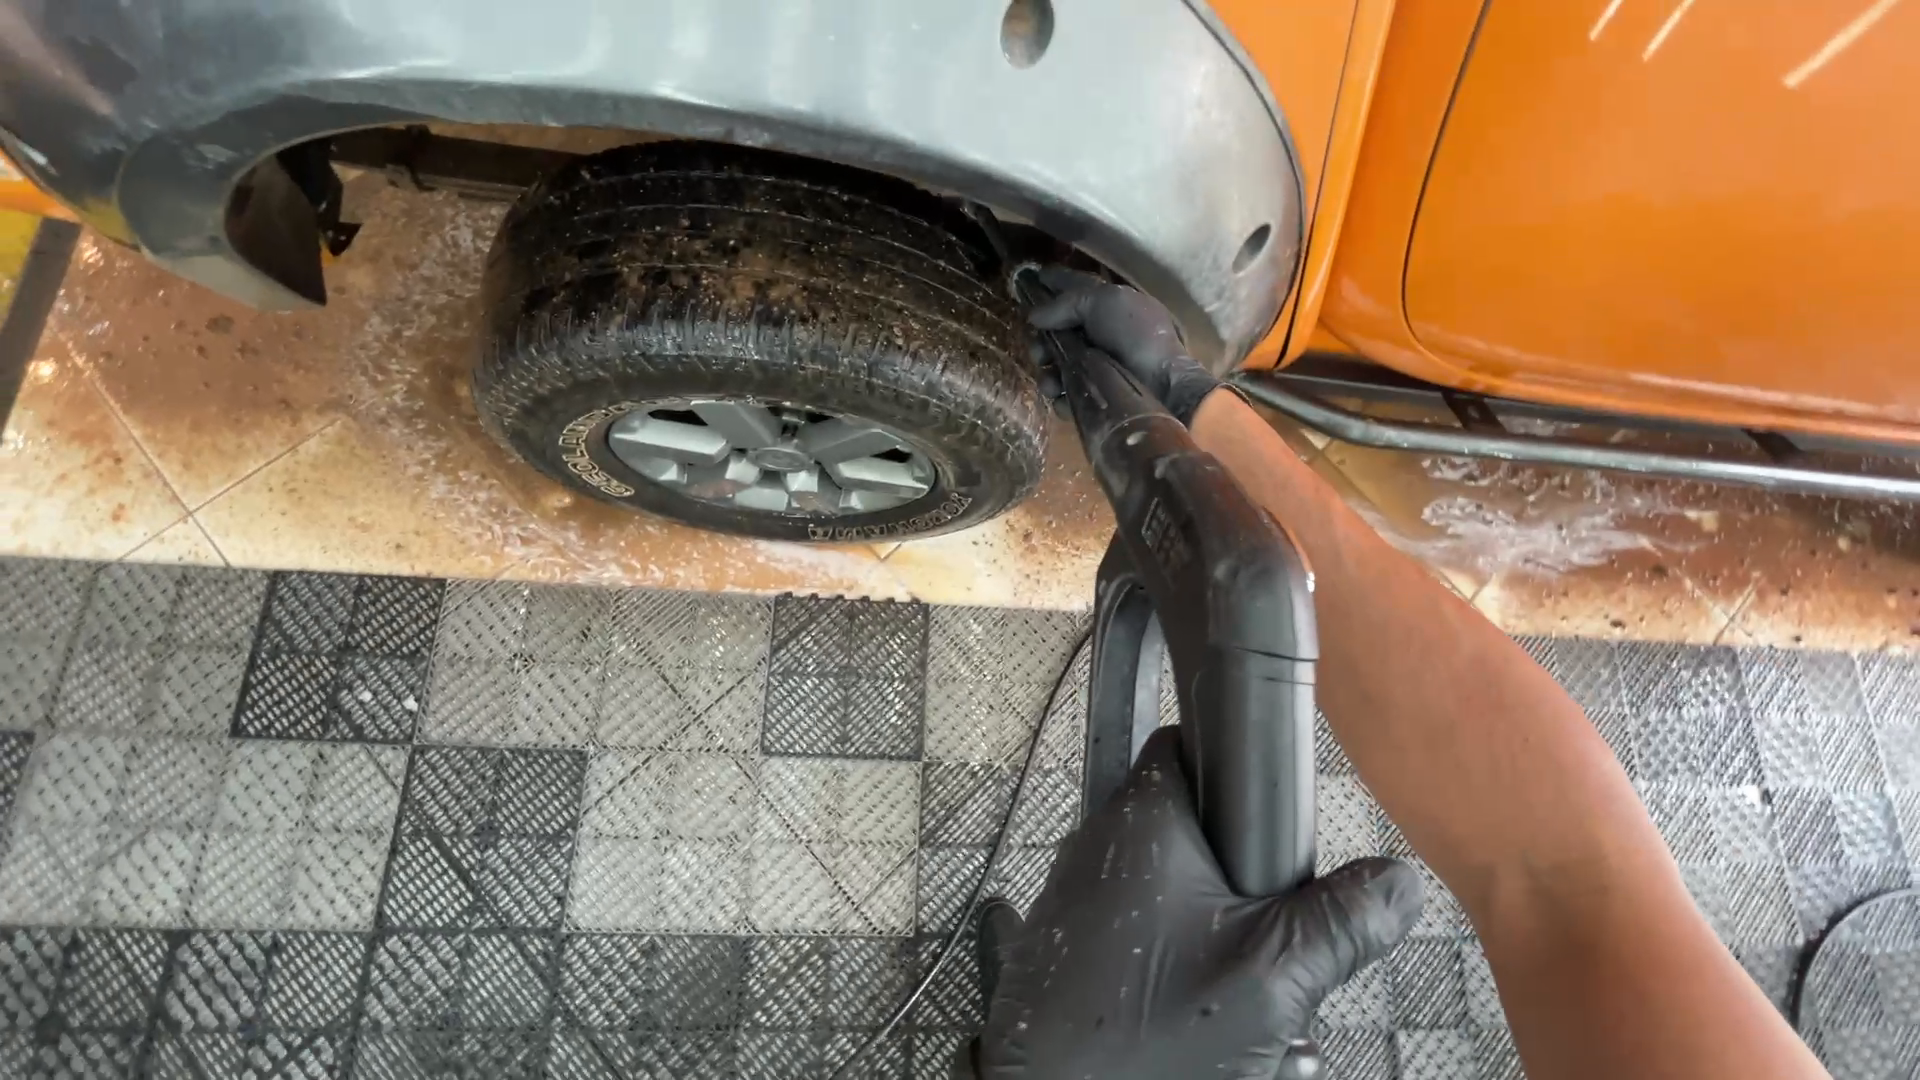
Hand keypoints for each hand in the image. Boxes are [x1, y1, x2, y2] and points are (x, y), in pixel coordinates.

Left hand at [971, 729, 1422, 1079]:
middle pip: (1183, 816)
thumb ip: (1339, 923)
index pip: (1185, 745)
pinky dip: (1168, 939)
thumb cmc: (1149, 1023)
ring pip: (1163, 873)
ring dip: (1205, 911)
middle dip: (1232, 861)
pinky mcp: (1069, 929)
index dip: (1232, 766)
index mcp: (1142, 814)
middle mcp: (1101, 834)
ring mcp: (1078, 882)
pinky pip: (1134, 914)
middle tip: (1267, 919)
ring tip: (1235, 972)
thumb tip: (1399, 879)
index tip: (1270, 817)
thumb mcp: (1268, 976)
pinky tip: (1191, 994)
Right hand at [1027, 266, 1224, 424]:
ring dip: (1047, 372)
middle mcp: (1099, 334)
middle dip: (1041, 341)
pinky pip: (1067, 393)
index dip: (1052, 284)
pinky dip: (1061, 395)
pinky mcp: (1095, 394)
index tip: (1029, 281)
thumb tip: (1034, 316)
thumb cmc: (1134, 333)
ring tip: (1051, 381)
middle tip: (1038, 351)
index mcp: (1106, 306)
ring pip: (1056, 365)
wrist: (1160, 381)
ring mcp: (1096, 366)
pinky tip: (1061, 395)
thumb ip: (1067, 303)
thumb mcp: (1104, 302)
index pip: (1073, 290)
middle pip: (1056, 333)